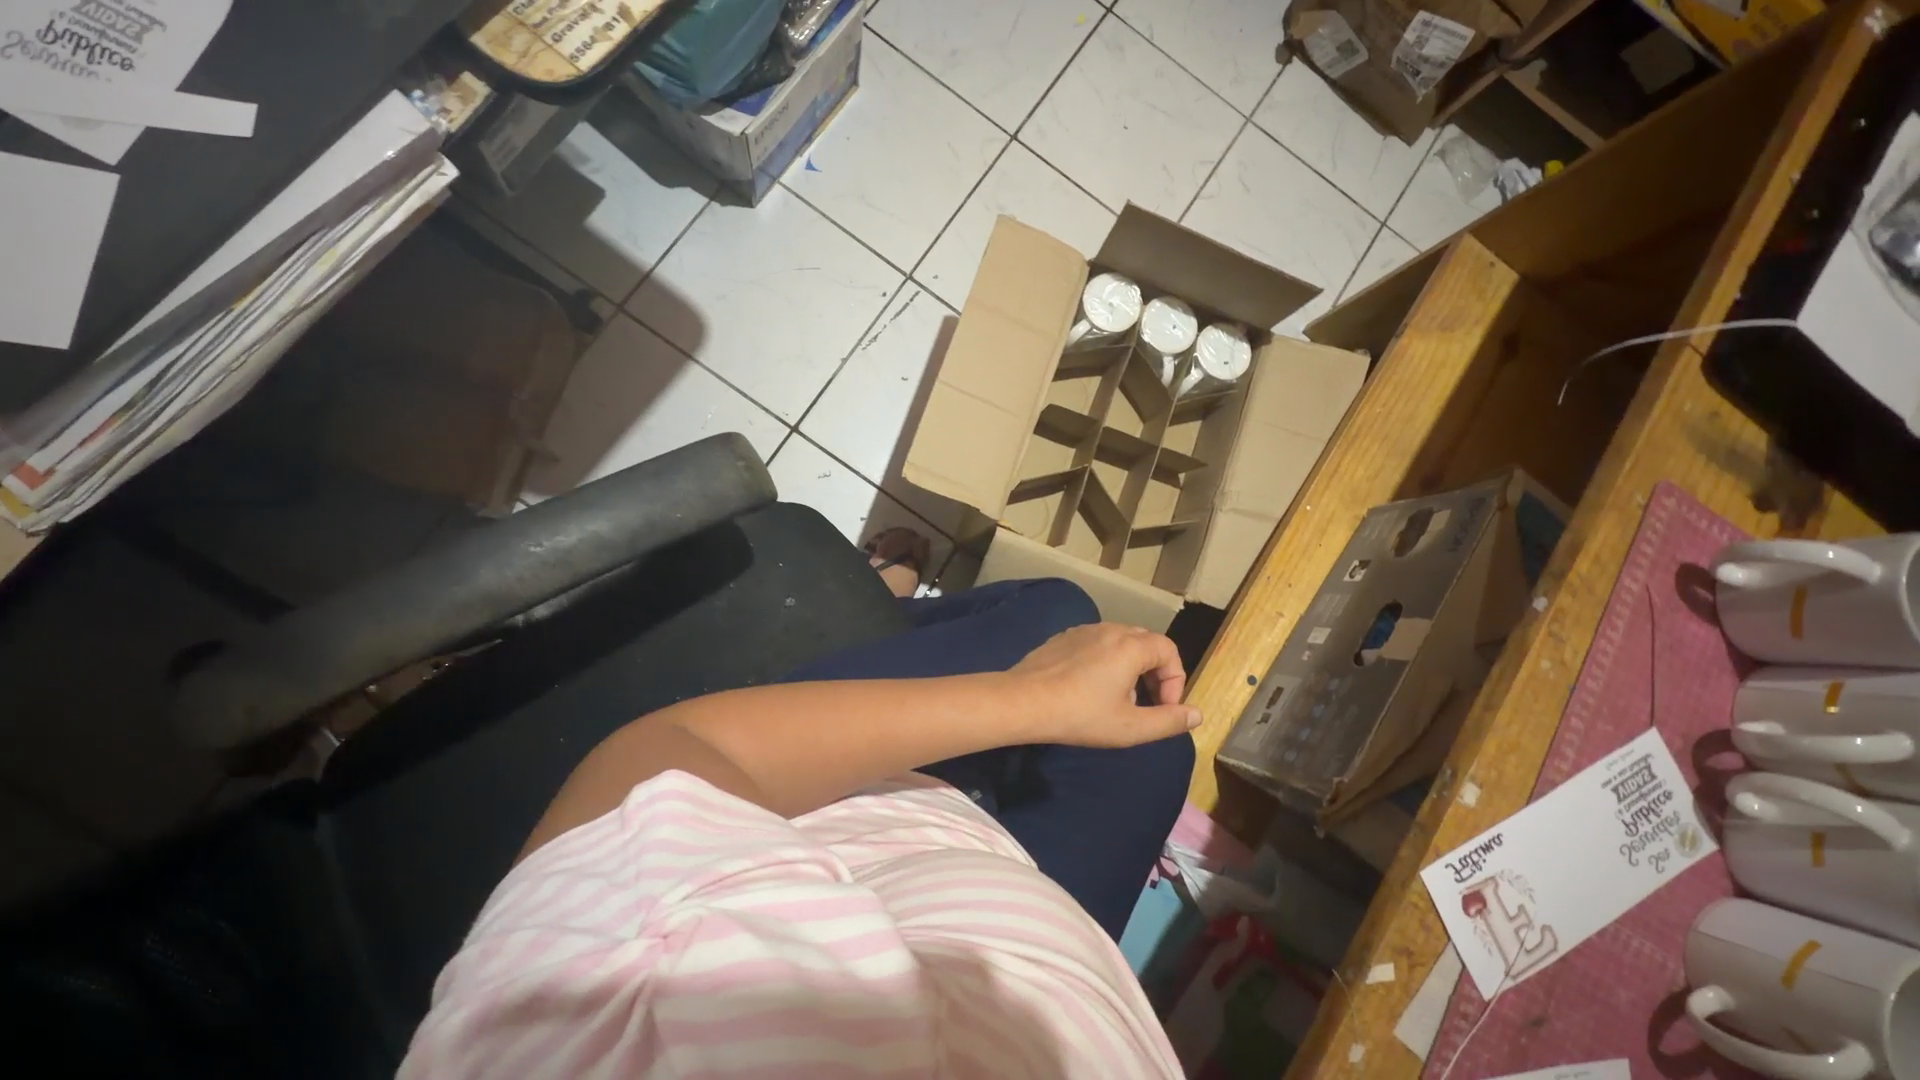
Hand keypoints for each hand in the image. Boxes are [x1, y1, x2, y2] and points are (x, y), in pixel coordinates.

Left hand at [1007, 623, 1200, 747]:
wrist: (1025, 702)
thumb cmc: (1081, 715)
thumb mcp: (1131, 727)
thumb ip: (1169, 721)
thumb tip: (1197, 714)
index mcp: (1131, 645)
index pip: (1169, 651)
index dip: (1174, 681)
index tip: (1162, 708)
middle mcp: (1110, 629)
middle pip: (1146, 642)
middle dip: (1154, 673)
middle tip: (1144, 703)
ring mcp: (1084, 630)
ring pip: (1120, 642)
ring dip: (1130, 667)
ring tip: (1118, 698)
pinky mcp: (1063, 637)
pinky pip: (1096, 643)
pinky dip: (1105, 661)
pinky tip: (1090, 688)